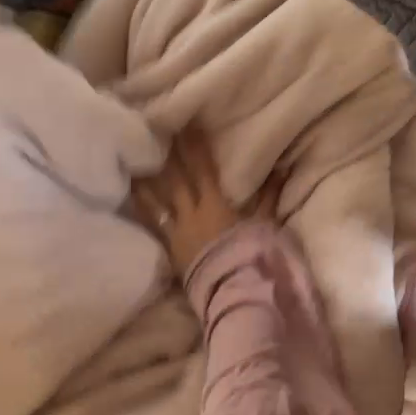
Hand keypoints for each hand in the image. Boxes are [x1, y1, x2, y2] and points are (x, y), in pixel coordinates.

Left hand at [130, 127, 281, 270]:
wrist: (233, 290)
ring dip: (146, 182)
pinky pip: (153, 225)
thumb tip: (282, 169)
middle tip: (156, 133)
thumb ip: (269, 197)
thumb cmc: (252, 255)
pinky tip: (133, 200)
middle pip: (176, 180)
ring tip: (134, 166)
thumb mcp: (265, 224)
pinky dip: (143, 209)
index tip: (188, 124)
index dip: (195, 146)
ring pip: (156, 202)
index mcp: (215, 205)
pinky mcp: (170, 249)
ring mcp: (177, 232)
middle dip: (168, 156)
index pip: (202, 169)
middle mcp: (191, 214)